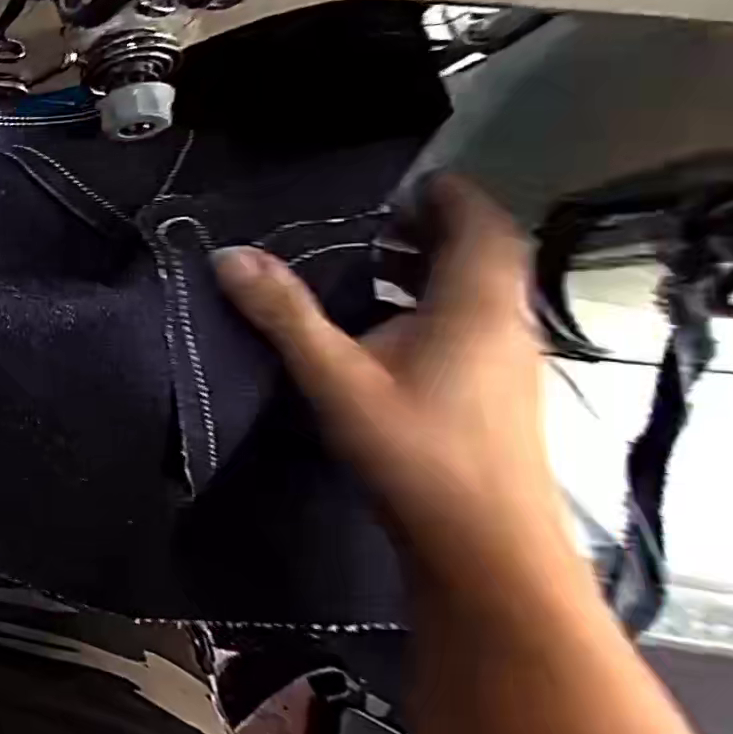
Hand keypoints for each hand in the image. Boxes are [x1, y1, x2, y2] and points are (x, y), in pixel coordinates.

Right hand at [213, 176, 570, 590]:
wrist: (486, 551)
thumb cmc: (417, 451)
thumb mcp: (335, 376)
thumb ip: (282, 312)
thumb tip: (228, 255)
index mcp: (475, 307)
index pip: (483, 227)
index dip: (452, 196)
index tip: (408, 182)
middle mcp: (502, 326)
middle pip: (480, 257)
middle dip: (431, 229)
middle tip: (372, 217)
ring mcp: (504, 364)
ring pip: (473, 293)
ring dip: (427, 267)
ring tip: (367, 260)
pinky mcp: (493, 394)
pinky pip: (466, 324)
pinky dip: (427, 303)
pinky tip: (380, 325)